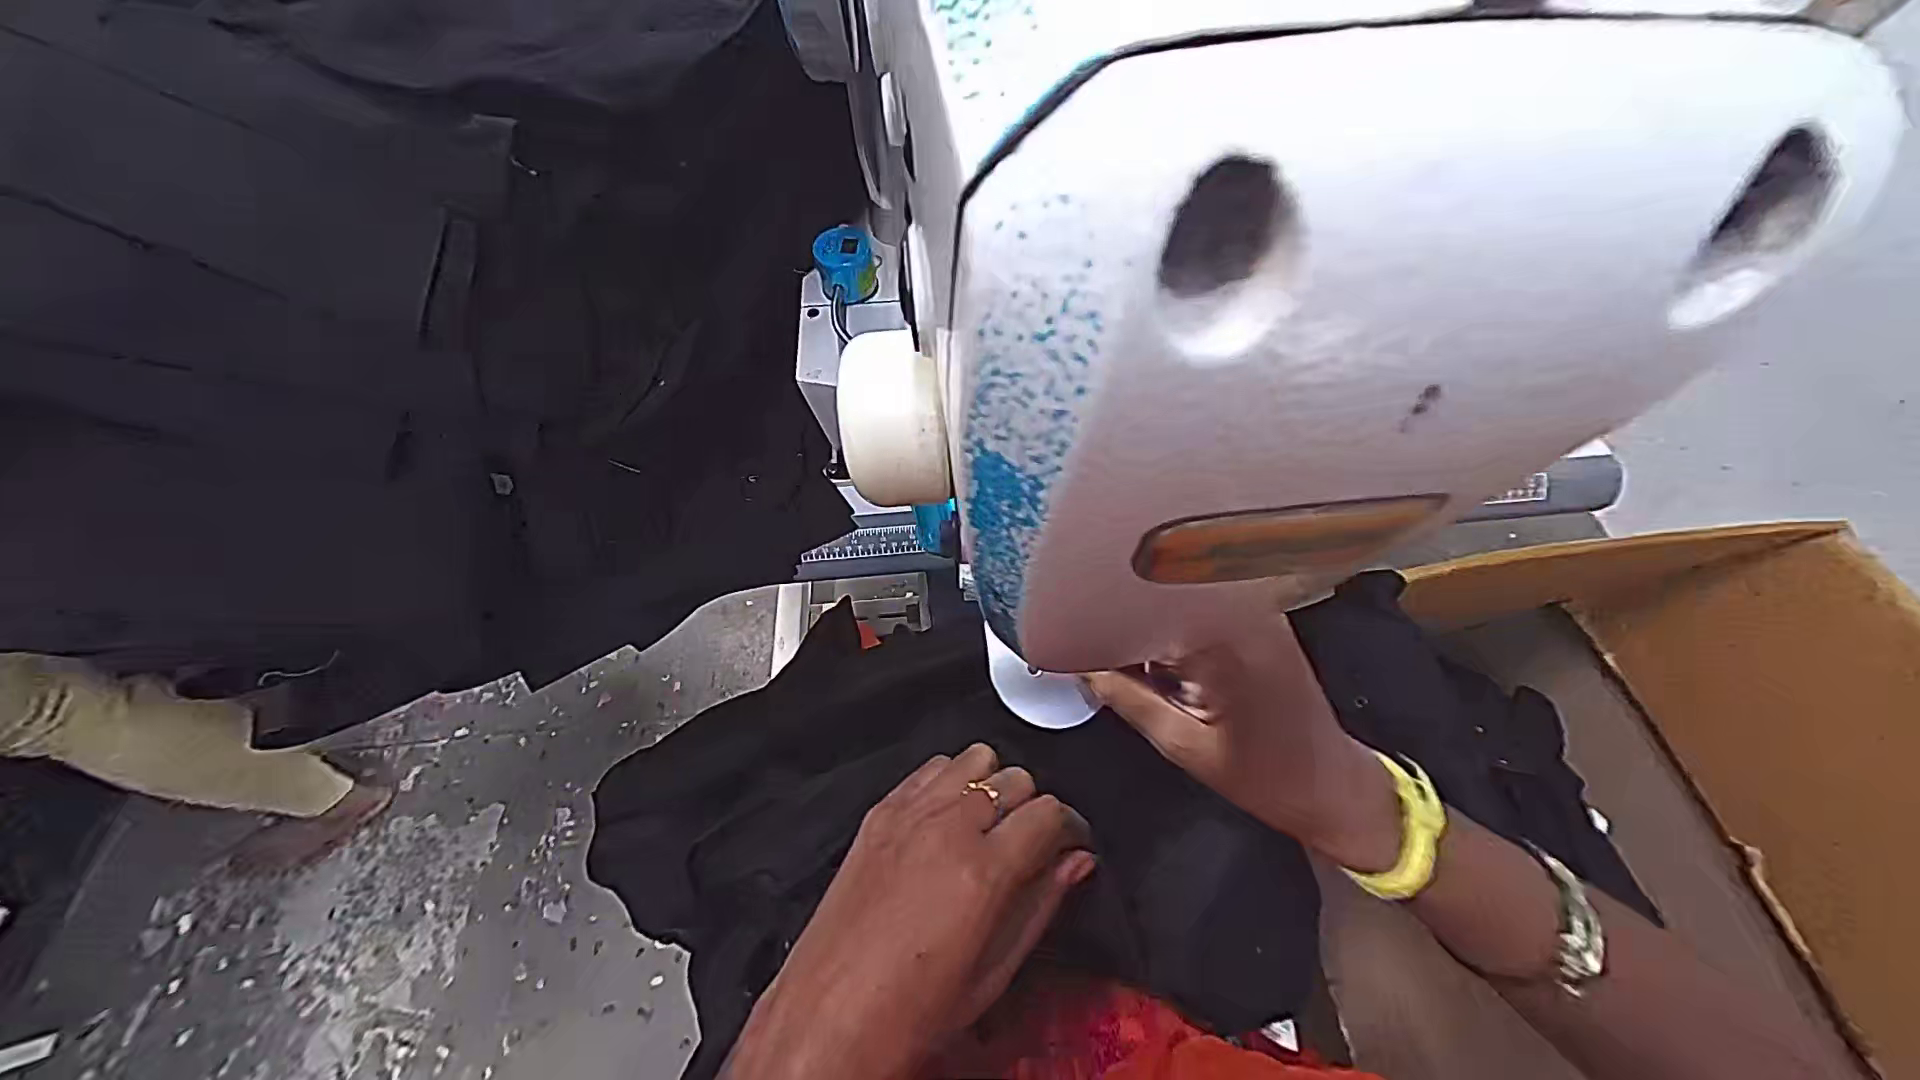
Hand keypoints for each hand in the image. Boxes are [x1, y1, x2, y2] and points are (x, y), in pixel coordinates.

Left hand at [723, 743, 1095, 1079]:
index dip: (1069, 827)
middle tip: (1029, 838)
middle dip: (1033, 806)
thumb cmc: (907, 1012)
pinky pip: (931, 768)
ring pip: (975, 758)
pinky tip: (949, 814)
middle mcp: (947, 828)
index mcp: (983, 870)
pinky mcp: (881, 812)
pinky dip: (950, 780)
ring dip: (992, 784)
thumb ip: (1042, 903)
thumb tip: (1076, 863)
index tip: (1068, 841)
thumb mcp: (994, 972)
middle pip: (1016, 778)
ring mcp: (909, 813)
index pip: (1050, 812)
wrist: (826, 1017)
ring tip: (989, 822)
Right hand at [1084, 614, 1400, 871]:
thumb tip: (1073, 661)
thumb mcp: (1178, 741)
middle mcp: (1241, 608)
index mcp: (1222, 636)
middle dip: (1113, 610)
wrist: (1333, 785)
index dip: (1094, 610)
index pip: (1138, 605)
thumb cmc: (1260, 775)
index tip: (1058, 616)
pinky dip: (1168, 627)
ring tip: (1109, 640)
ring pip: (1173, 599)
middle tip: (1072, 624)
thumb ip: (1121, 693)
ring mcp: (1252, 608)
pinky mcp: (1256, 617)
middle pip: (1155, 593)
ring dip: (1141, 618)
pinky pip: (1195, 609)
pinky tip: (1153, 654)